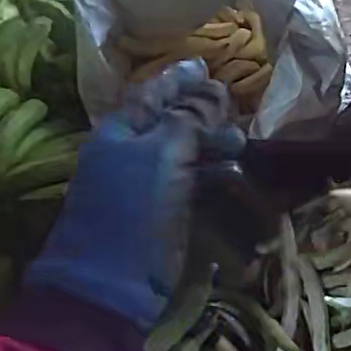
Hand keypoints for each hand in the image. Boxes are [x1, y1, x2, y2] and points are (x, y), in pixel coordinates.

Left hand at [23, 61, 229, 331]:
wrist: (110, 285)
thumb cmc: (133, 209)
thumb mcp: (161, 154)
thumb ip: (188, 118)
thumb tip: (212, 87)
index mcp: (120, 132)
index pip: (153, 94)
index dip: (179, 79)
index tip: (205, 65)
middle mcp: (132, 152)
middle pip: (172, 121)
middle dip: (204, 113)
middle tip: (234, 109)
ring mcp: (148, 184)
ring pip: (186, 152)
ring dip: (213, 145)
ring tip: (240, 145)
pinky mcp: (164, 213)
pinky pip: (192, 182)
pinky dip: (212, 175)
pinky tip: (233, 174)